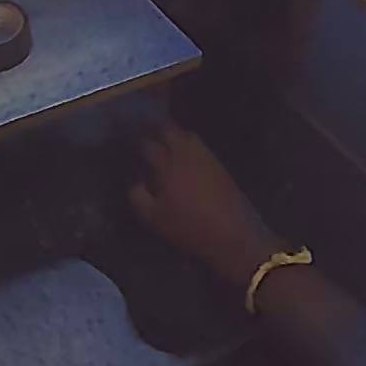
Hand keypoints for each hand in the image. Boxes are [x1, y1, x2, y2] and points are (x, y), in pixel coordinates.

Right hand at [127, 123, 285, 282]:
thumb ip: (138, 197)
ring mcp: (206, 160)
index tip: (131, 142)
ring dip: (175, 134)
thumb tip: (137, 182)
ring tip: (167, 140)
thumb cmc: (189, 227)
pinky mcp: (220, 167)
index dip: (138, 142)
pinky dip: (190, 144)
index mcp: (167, 167)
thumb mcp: (154, 218)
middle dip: (157, 128)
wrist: (234, 237)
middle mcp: (186, 156)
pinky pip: (201, 147)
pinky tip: (186, 155)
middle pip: (170, 132)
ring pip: (188, 137)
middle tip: (148, 130)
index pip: (148, 146)